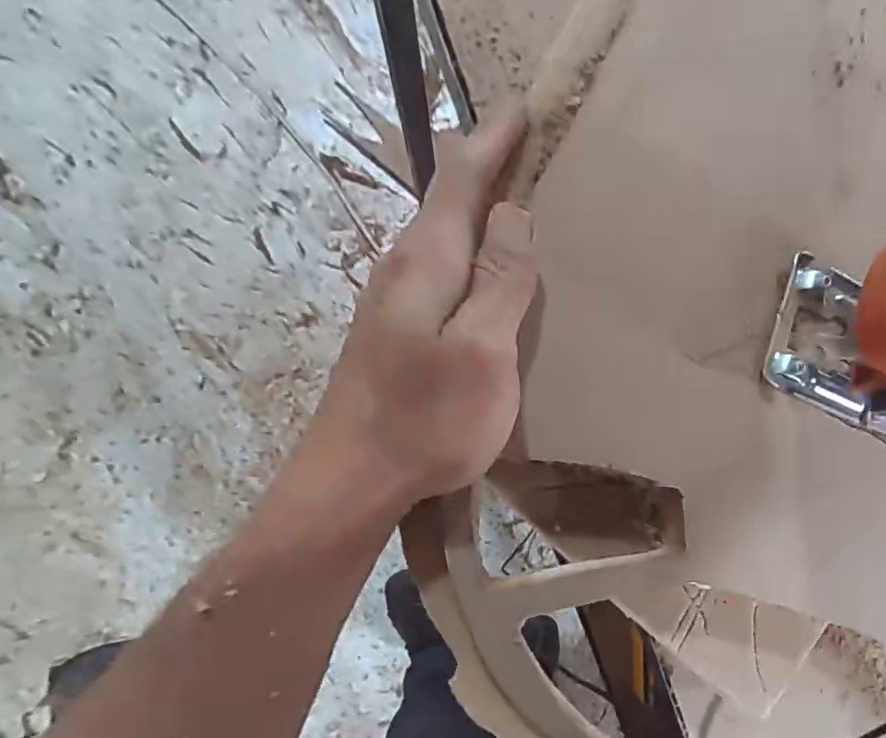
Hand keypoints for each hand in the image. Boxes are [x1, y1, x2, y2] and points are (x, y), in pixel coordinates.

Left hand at [306, 102, 538, 505]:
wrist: (353, 480)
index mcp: (426, 260)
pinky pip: (439, 282)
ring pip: (443, 245)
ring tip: (518, 212)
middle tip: (532, 156)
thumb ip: (501, 281)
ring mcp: (391, 306)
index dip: (495, 140)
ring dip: (478, 222)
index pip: (461, 175)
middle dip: (488, 173)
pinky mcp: (392, 339)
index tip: (527, 111)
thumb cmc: (426, 420)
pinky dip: (468, 266)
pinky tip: (485, 284)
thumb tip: (513, 211)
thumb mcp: (482, 352)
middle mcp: (402, 270)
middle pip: (447, 204)